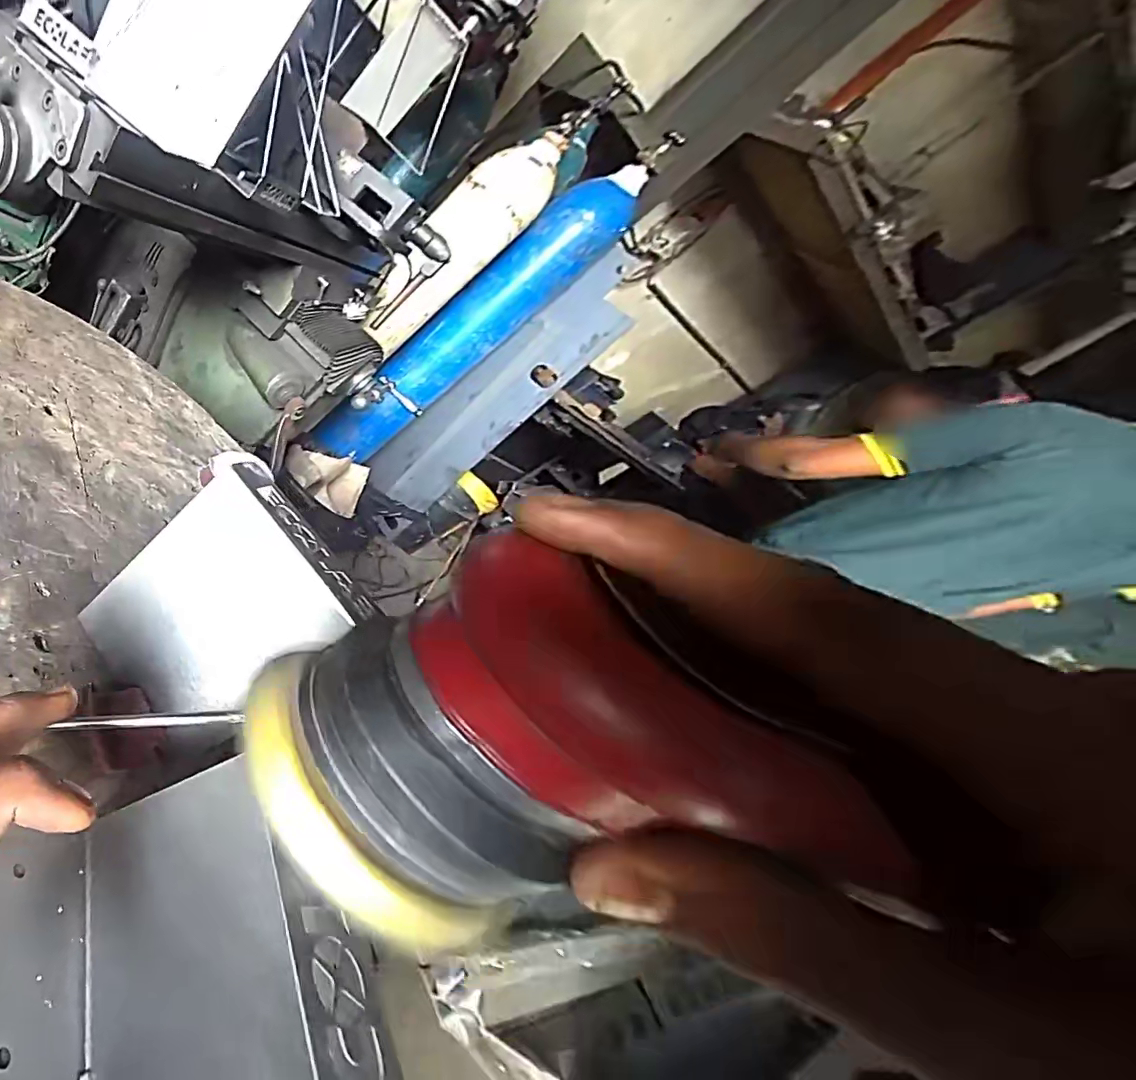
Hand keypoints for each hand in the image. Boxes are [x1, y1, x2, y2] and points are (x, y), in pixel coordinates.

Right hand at [511, 494, 1135, 1078]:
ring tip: (590, 622)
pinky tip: (688, 706)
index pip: (810, 613)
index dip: (667, 552)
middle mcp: (1029, 700)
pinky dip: (745, 684)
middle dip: (662, 577)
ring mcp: (1019, 723)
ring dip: (695, 627)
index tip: (551, 516)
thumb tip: (594, 871)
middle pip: (801, 612)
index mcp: (1048, 744)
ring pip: (820, 652)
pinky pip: (843, 697)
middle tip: (546, 569)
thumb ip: (798, 939)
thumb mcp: (1007, 1036)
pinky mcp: (1005, 755)